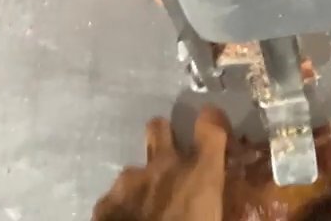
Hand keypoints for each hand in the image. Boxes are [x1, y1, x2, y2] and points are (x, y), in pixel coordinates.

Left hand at [92, 107, 231, 220]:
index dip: (213, 121)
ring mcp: (129, 182)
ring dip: (143, 185)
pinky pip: (115, 199)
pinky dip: (122, 209)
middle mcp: (164, 166)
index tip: (215, 128)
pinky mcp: (104, 204)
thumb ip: (224, 209)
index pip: (211, 123)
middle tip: (171, 164)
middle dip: (163, 137)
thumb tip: (226, 209)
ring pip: (135, 170)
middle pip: (159, 127)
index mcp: (199, 173)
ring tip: (147, 209)